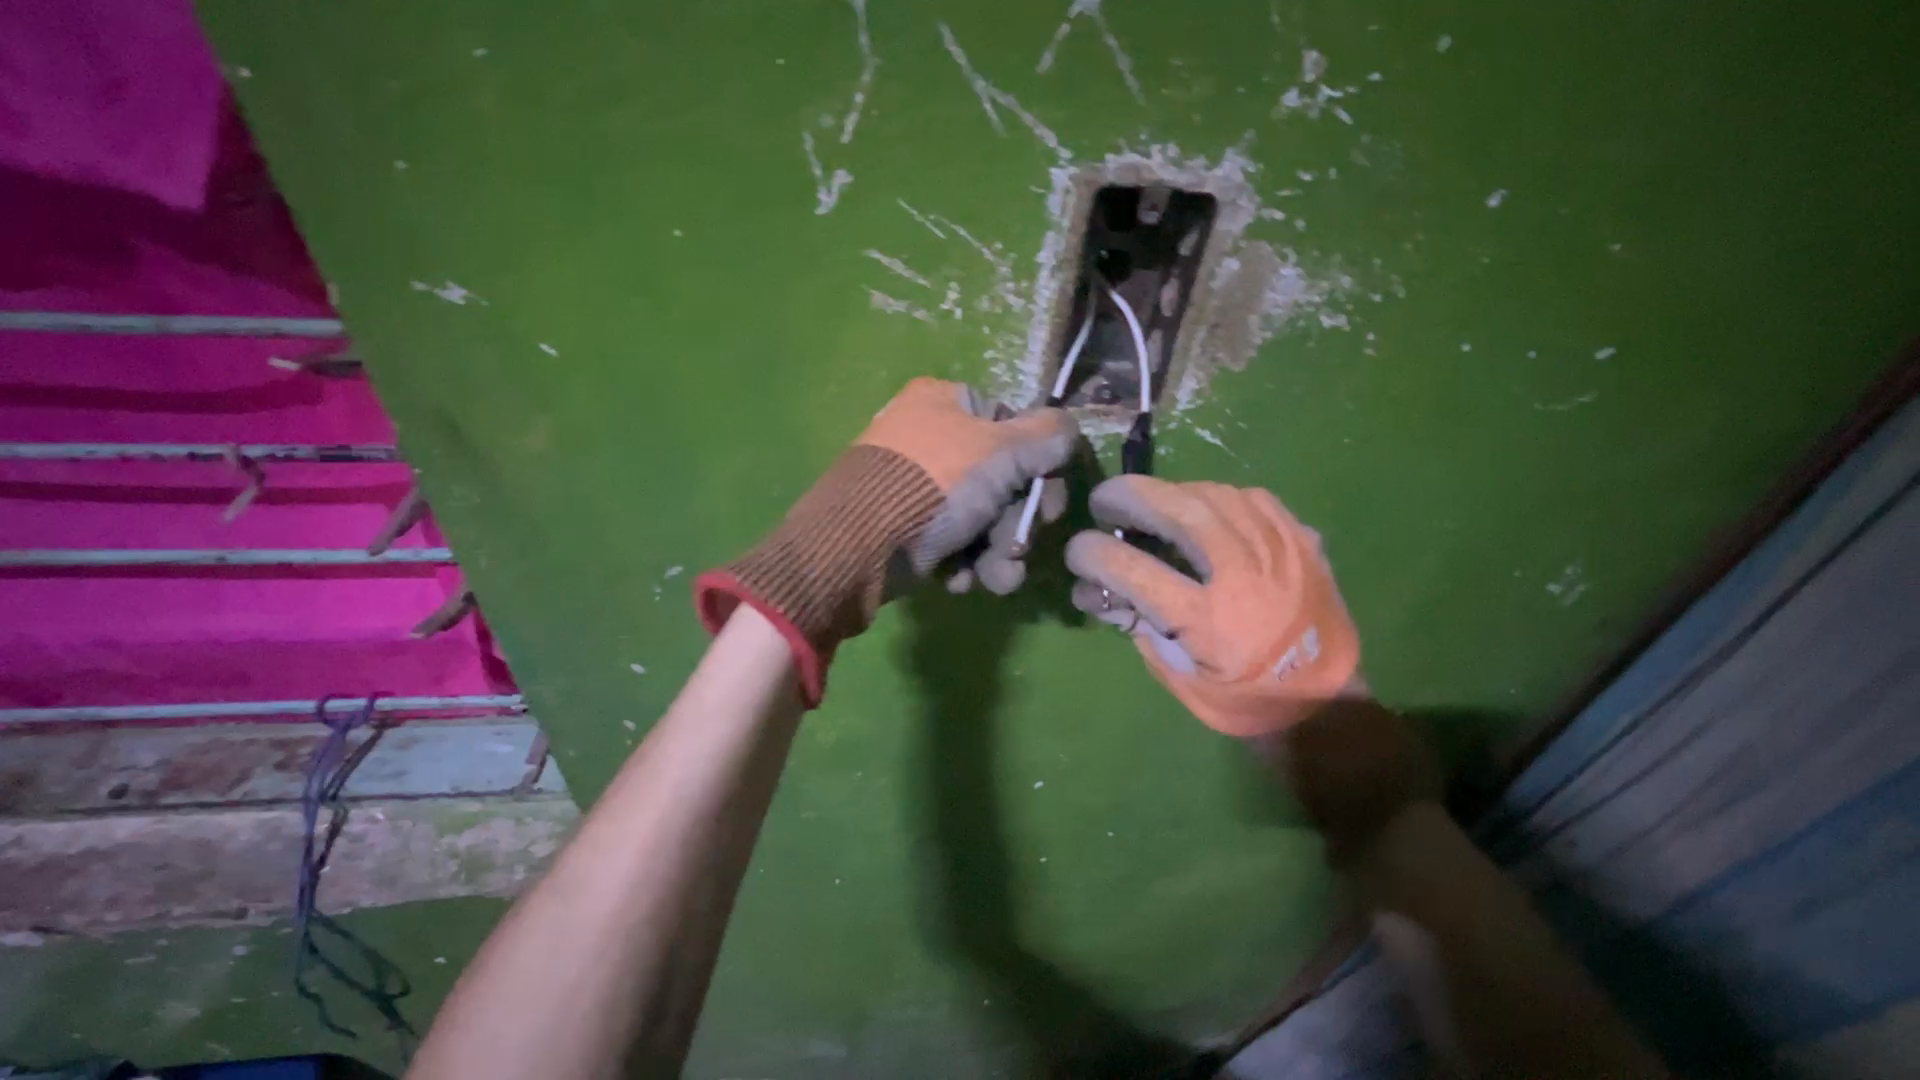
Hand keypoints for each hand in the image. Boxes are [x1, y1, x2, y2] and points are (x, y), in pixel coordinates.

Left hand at [696, 377, 1078, 705]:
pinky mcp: (903, 526)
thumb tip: (1070, 427)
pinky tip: (957, 578)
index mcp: (946, 401)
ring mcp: (914, 484)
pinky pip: (951, 541)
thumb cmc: (933, 486)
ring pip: (980, 518)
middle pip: (1001, 479)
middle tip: (1017, 548)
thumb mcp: (999, 452)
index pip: (1014, 427)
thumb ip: (1045, 437)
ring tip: (991, 576)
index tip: (1047, 506)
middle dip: (1016, 524)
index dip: (1039, 469)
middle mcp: (929, 436)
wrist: (856, 547)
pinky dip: (962, 562)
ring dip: (996, 552)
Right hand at [1064, 476, 1360, 735]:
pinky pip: (1253, 499)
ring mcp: (1279, 551)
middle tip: (1105, 500)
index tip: (1078, 551)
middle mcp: (1244, 576)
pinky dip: (1218, 497)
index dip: (1094, 554)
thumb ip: (1139, 626)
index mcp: (1208, 620)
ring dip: (1172, 492)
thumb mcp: (1179, 675)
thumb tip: (1096, 591)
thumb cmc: (1241, 699)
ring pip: (1216, 495)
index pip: (1135, 570)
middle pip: (1180, 513)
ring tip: (1150, 503)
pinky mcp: (1302, 541)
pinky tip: (1203, 508)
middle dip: (1131, 497)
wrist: (1324, 703)